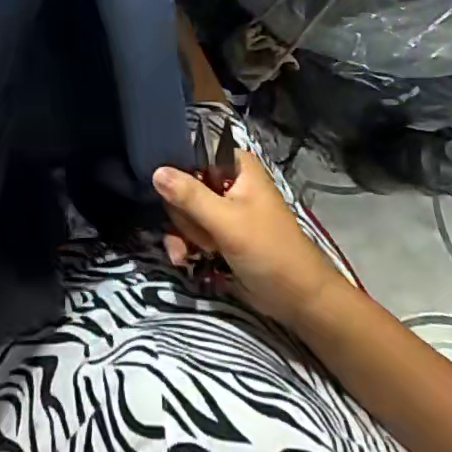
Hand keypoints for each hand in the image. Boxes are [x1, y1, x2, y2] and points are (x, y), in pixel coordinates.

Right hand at [153, 152, 354, 328]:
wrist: (296, 298)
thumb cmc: (268, 250)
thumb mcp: (227, 222)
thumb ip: (190, 196)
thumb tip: (156, 171)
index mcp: (236, 165)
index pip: (193, 153)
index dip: (178, 173)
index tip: (175, 197)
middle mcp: (227, 181)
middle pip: (182, 184)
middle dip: (185, 214)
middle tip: (204, 232)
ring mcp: (221, 208)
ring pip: (181, 210)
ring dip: (184, 234)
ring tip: (202, 251)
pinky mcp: (216, 233)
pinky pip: (187, 230)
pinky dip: (185, 245)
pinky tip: (186, 260)